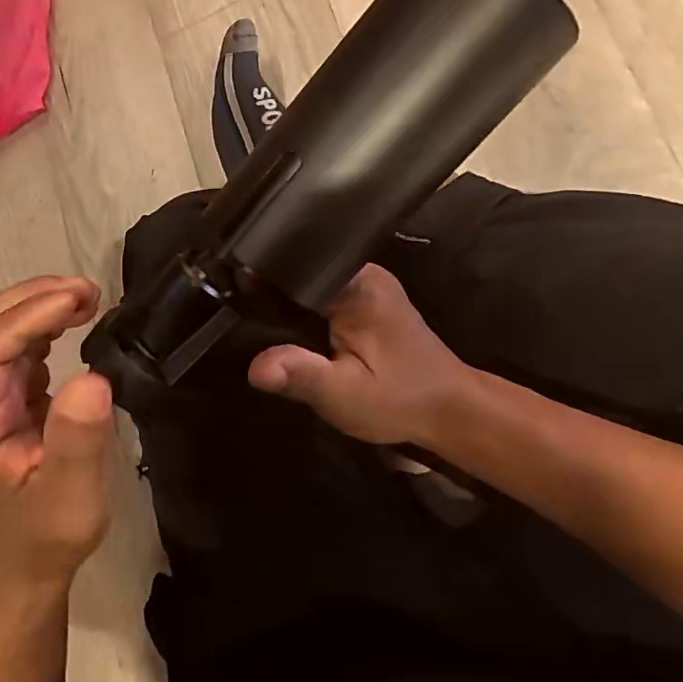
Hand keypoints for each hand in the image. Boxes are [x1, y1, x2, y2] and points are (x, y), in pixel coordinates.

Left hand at [0, 275, 115, 592]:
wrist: (34, 560)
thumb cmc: (50, 534)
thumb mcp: (73, 496)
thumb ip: (77, 441)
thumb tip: (92, 379)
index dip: (29, 317)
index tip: (78, 301)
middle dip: (33, 299)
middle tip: (88, 291)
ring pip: (3, 329)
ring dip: (42, 305)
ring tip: (89, 299)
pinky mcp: (12, 396)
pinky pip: (23, 346)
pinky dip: (50, 325)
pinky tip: (77, 322)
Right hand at [248, 264, 475, 445]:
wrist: (450, 410)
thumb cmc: (400, 400)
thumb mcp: (344, 394)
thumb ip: (302, 375)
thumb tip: (256, 369)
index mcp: (356, 281)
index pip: (293, 270)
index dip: (259, 289)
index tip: (232, 308)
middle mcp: (361, 271)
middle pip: (298, 277)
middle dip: (272, 302)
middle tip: (241, 326)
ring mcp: (365, 283)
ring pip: (308, 289)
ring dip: (288, 311)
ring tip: (259, 331)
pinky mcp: (366, 300)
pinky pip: (322, 299)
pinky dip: (305, 317)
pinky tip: (292, 335)